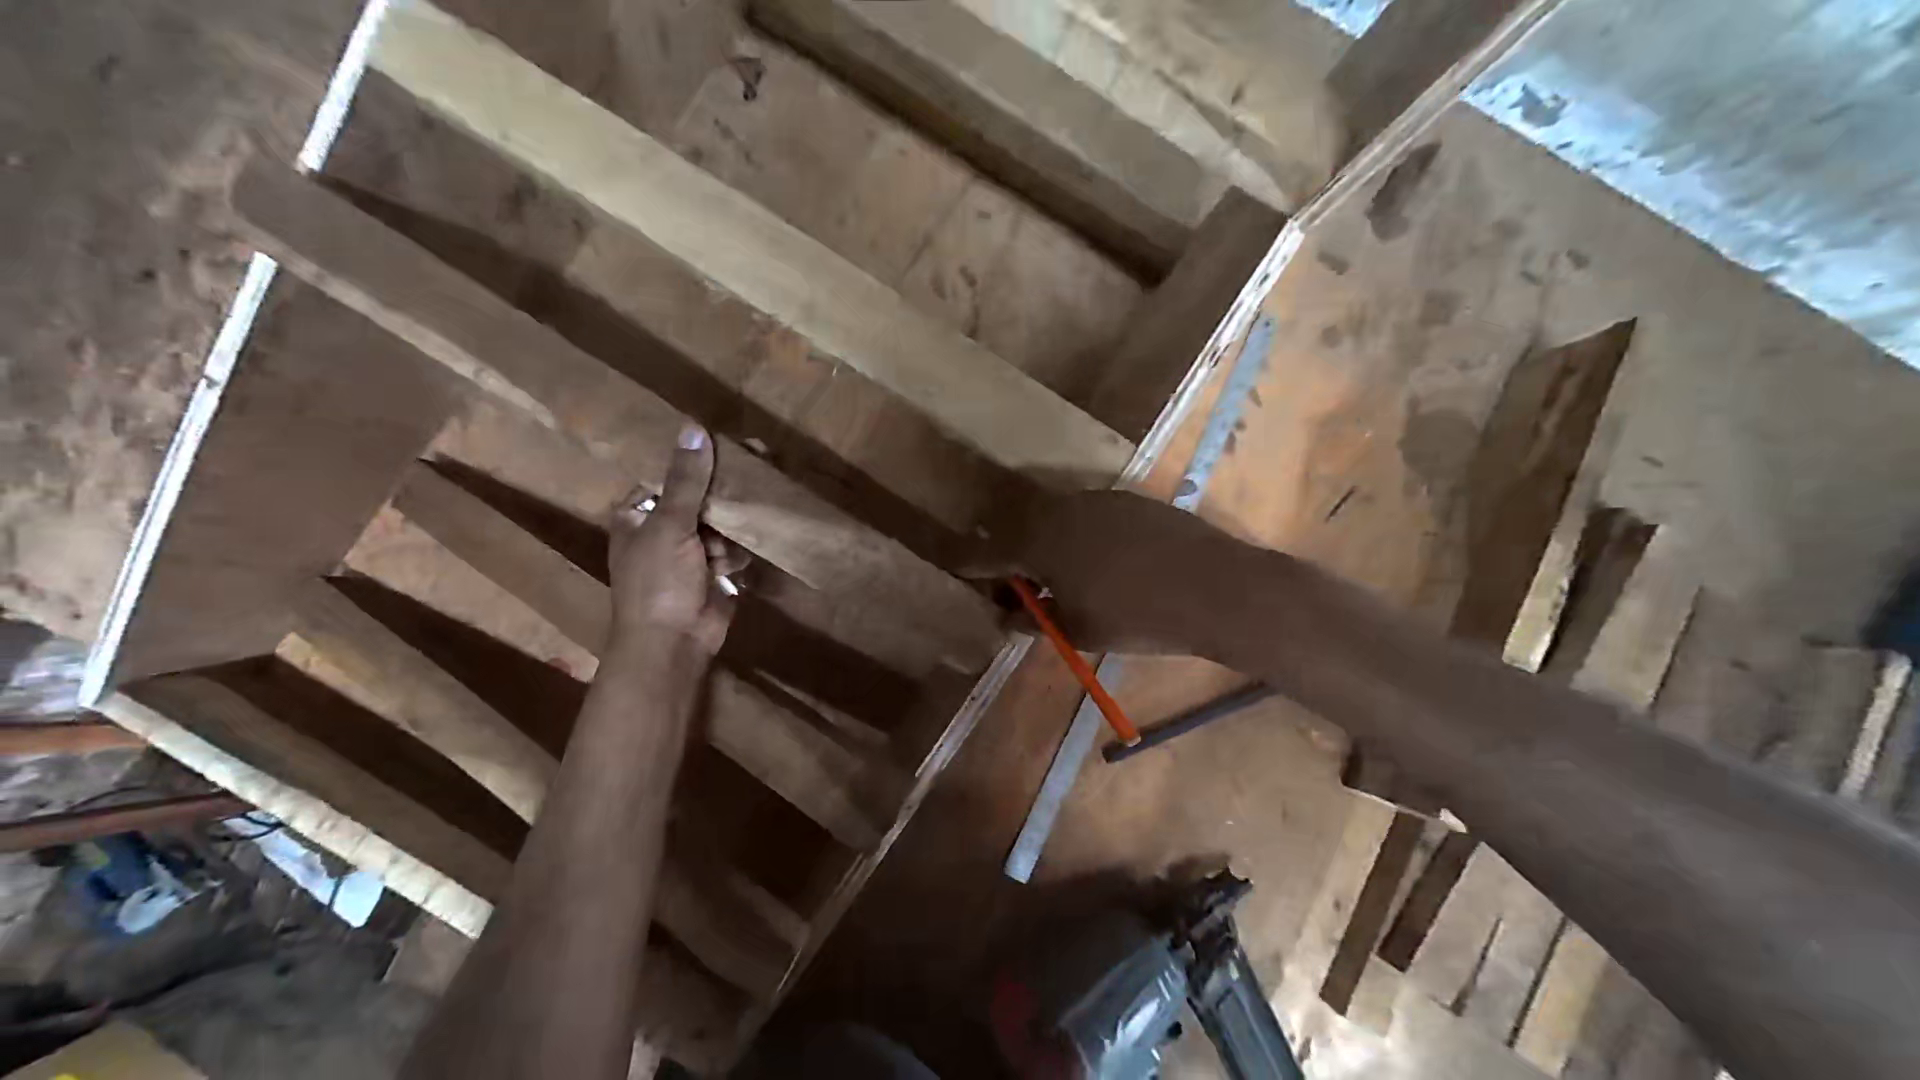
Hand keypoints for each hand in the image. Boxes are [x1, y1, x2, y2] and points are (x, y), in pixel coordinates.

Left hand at [607, 425, 748, 654]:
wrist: (672, 644)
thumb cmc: (658, 582)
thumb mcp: (669, 525)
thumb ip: (685, 480)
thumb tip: (693, 427)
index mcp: (638, 514)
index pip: (671, 474)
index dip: (700, 460)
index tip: (734, 445)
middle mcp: (663, 529)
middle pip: (701, 497)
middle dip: (725, 494)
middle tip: (758, 473)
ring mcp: (689, 552)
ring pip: (722, 522)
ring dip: (731, 530)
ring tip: (728, 544)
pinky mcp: (714, 572)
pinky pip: (733, 548)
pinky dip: (736, 554)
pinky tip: (732, 566)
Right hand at [978, 490, 1224, 654]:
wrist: (1215, 588)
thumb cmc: (1138, 616)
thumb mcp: (1079, 630)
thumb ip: (1037, 621)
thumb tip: (1009, 619)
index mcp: (1041, 542)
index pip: (991, 553)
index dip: (973, 565)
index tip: (957, 570)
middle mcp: (1064, 510)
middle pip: (1023, 530)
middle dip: (1015, 558)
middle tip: (1022, 590)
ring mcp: (1100, 500)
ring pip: (1058, 521)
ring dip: (1050, 546)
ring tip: (1065, 580)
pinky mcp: (1131, 500)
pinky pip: (1091, 517)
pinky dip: (1083, 538)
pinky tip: (1105, 563)